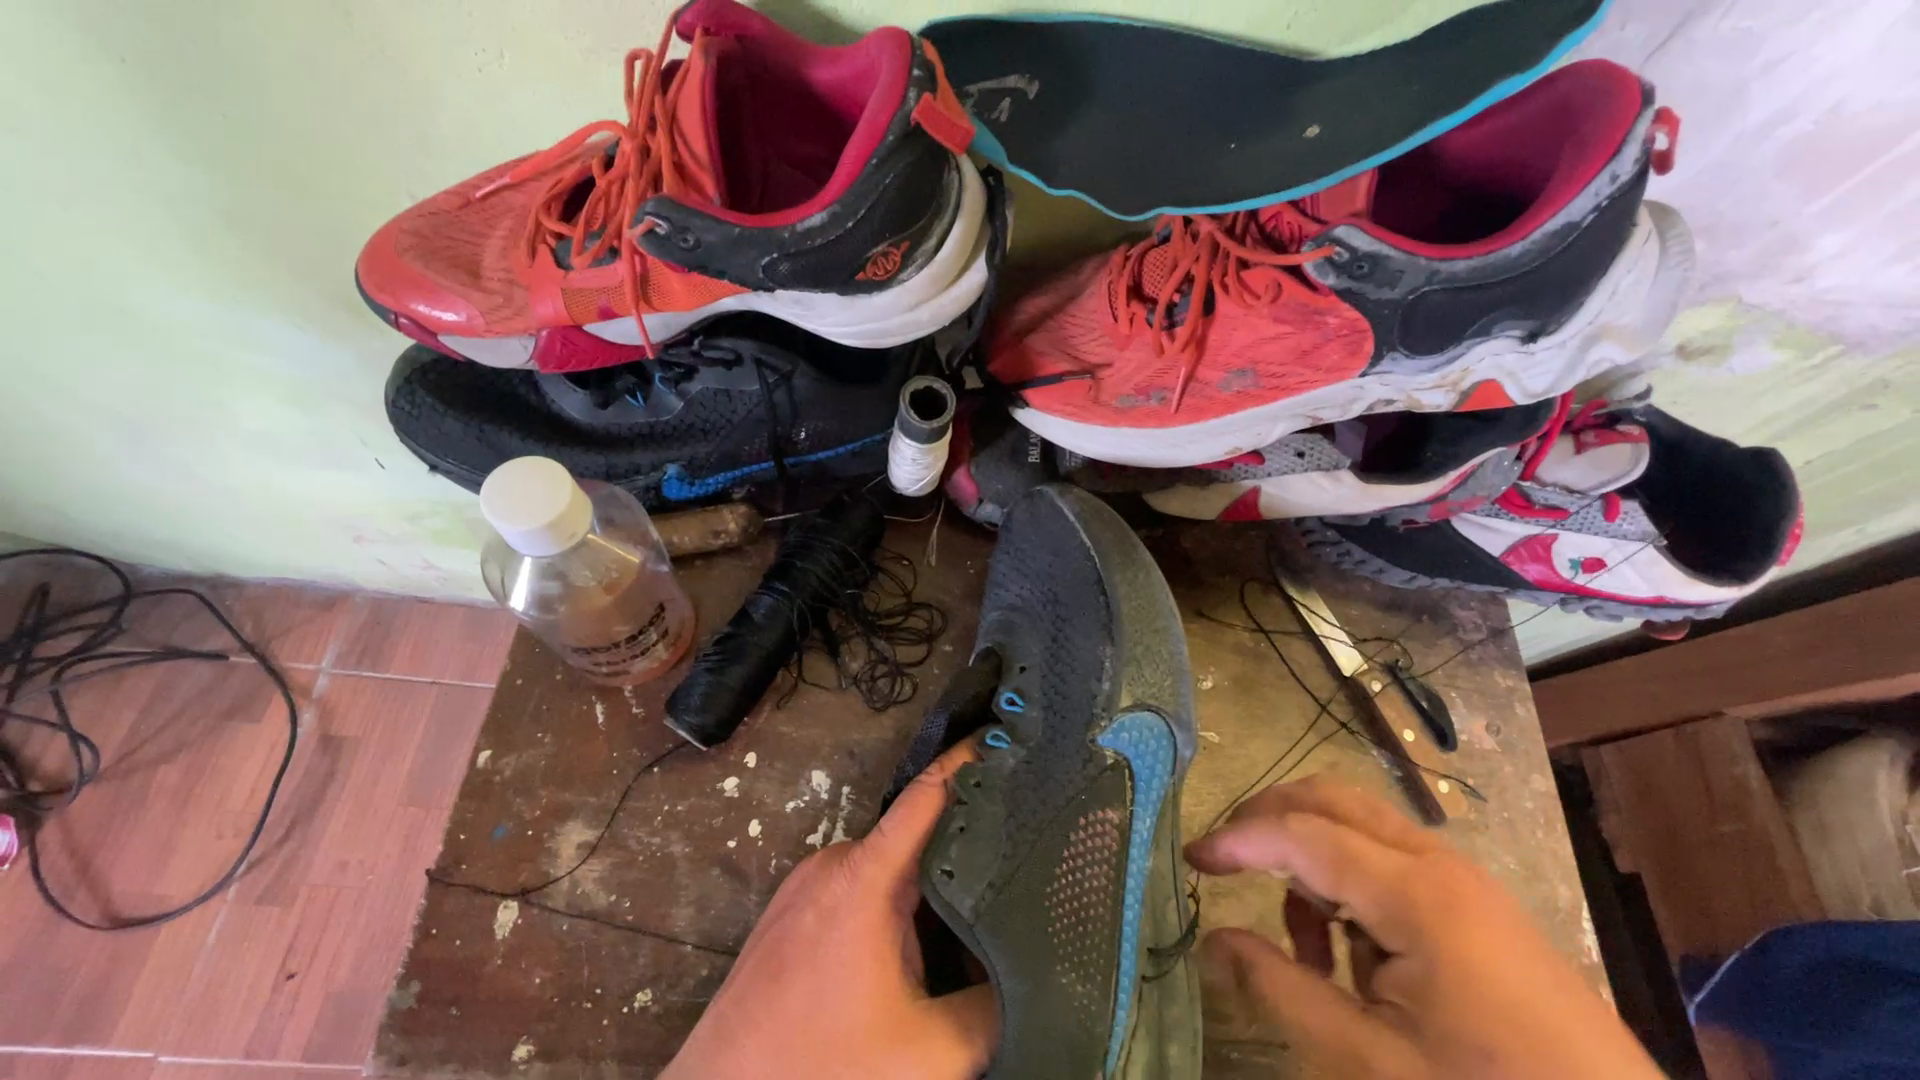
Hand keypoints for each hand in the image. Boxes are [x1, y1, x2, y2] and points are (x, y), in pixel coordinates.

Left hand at [663, 743, 996, 1079]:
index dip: (970, 761)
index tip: (1009, 739)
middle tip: (1019, 865)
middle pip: (916, 839)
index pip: (928, 795)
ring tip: (976, 923)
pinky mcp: (792, 914)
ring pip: (889, 872)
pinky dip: (897, 909)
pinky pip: (859, 893)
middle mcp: (834, 864)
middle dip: (966, 847)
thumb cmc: (824, 1065)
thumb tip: (1038, 977)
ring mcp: (806, 887)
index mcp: (865, 875)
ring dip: (930, 891)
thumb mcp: (927, 1050)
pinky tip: (920, 955)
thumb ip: (991, 1011)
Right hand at [1186, 776, 1661, 1079]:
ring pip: (1362, 828)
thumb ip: (1281, 988)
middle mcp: (1440, 864)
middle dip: (1270, 819)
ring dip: (1313, 860)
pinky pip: (1394, 862)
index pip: (1302, 834)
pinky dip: (1352, 884)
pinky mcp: (1481, 906)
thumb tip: (1212, 940)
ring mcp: (1467, 881)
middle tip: (1225, 861)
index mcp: (1415, 893)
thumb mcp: (1369, 1060)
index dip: (1238, 840)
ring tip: (1306, 948)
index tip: (1189, 858)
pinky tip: (1356, 959)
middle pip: (1334, 801)